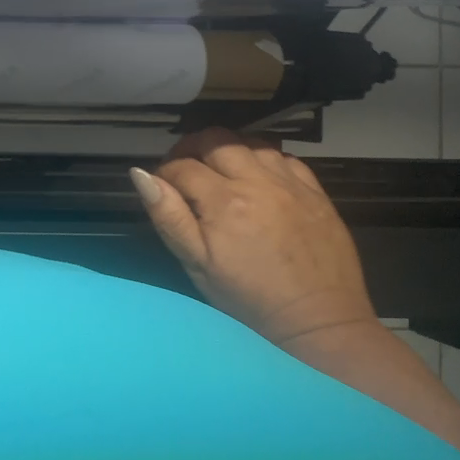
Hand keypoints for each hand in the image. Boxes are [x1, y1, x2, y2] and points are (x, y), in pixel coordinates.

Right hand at [131, 128, 376, 347]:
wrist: (318, 319)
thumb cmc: (248, 296)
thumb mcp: (196, 263)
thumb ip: (168, 216)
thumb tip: (141, 175)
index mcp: (223, 202)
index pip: (181, 166)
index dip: (164, 172)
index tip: (162, 187)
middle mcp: (257, 183)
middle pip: (215, 141)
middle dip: (192, 149)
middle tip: (185, 169)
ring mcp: (290, 185)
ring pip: (251, 143)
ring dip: (229, 150)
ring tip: (220, 170)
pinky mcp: (316, 192)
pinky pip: (285, 157)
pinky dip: (264, 159)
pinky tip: (257, 177)